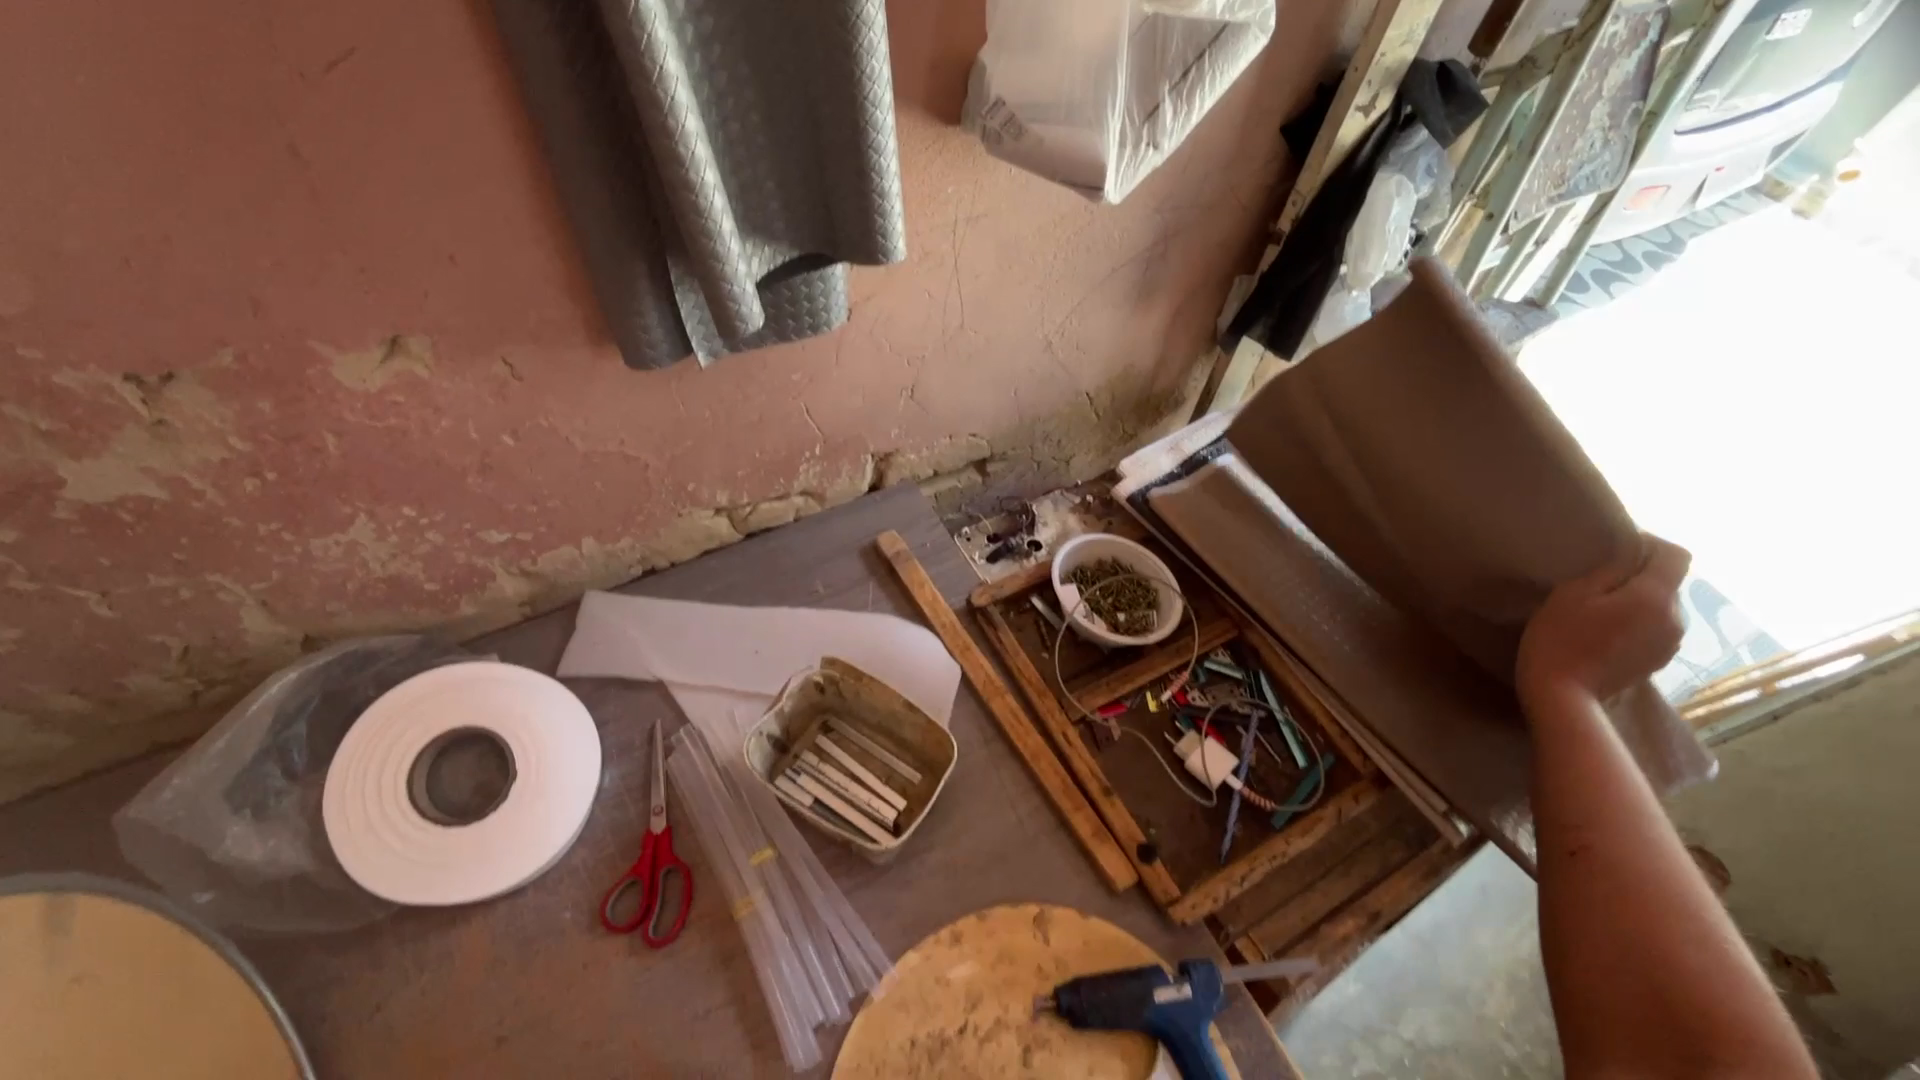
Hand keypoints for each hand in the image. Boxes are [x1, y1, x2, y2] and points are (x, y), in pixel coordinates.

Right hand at [1517, 534, 1690, 713]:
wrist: (1564, 694)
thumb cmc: (1560, 638)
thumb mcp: (1574, 593)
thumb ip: (1610, 570)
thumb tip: (1632, 554)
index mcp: (1655, 597)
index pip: (1676, 554)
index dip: (1651, 543)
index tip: (1619, 548)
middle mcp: (1675, 618)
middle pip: (1670, 581)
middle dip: (1642, 574)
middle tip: (1600, 579)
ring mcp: (1672, 642)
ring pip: (1663, 606)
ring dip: (1640, 599)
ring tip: (1602, 608)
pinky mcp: (1660, 660)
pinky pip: (1657, 627)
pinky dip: (1638, 621)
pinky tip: (1607, 632)